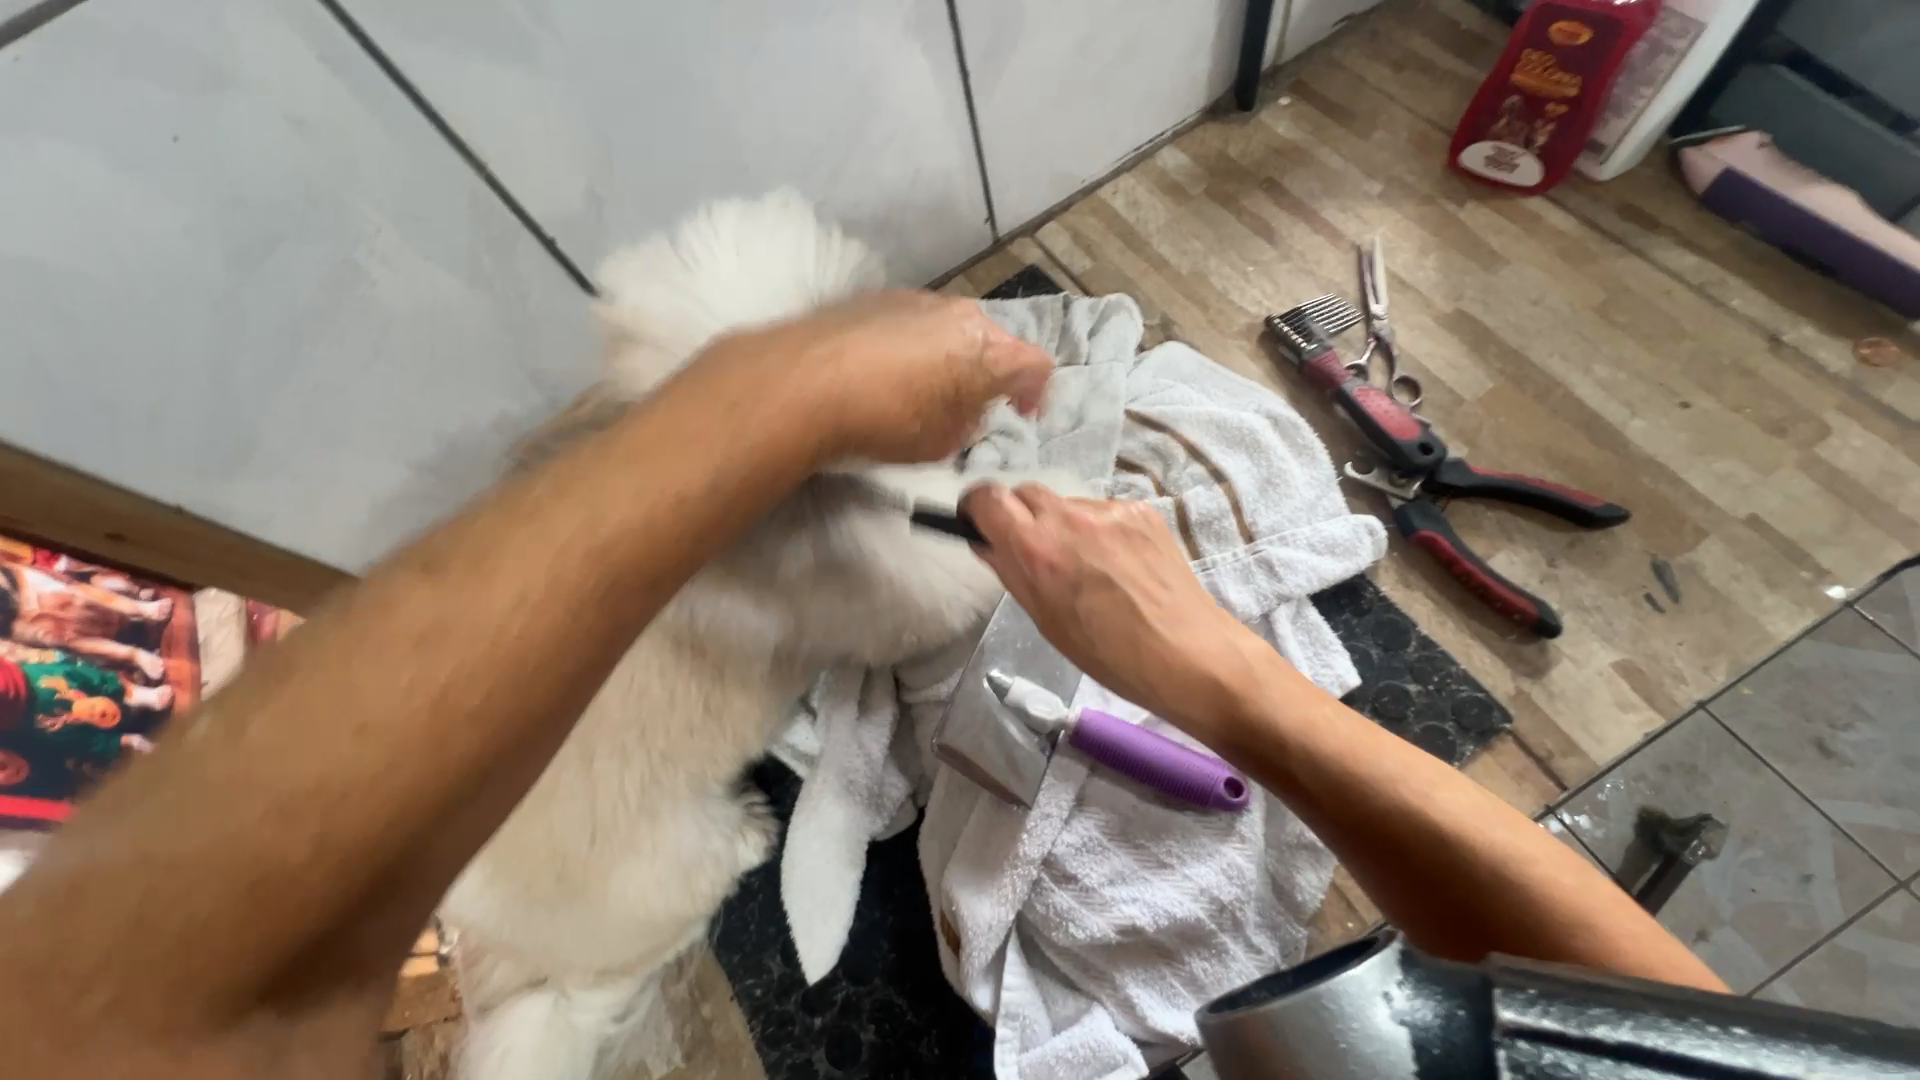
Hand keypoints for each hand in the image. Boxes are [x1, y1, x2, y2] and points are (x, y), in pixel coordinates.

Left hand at [703, 290, 1051, 463]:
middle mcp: (960, 314)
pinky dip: (914, 347)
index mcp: (989, 350)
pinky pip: (913, 324)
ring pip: (950, 329)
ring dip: (950, 358)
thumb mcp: (942, 443)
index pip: (1035, 365)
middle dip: (989, 374)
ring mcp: (917, 300)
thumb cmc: (887, 421)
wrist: (806, 382)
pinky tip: (887, 373)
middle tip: (971, 407)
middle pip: (992, 342)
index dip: (1035, 393)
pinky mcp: (878, 298)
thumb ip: (968, 424)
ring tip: (925, 390)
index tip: (1022, 414)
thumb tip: (966, 411)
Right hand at [962, 484, 1275, 740]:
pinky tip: (1116, 563)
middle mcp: (1069, 518)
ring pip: (1066, 503)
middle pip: (1024, 492)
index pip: (988, 498)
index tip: (979, 522)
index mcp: (1037, 549)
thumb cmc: (1107, 653)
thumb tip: (988, 543)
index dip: (976, 507)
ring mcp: (1109, 510)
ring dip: (1061, 524)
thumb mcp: (1045, 620)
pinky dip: (1097, 529)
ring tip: (1085, 564)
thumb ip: (1011, 573)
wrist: (1187, 653)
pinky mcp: (1140, 510)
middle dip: (1019, 514)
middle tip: (1032, 549)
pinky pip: (1102, 510)